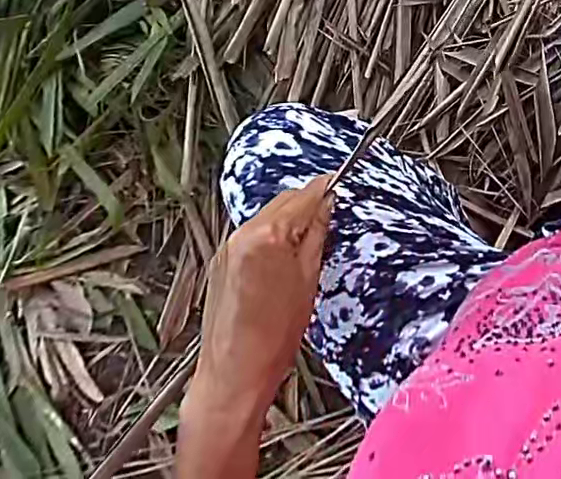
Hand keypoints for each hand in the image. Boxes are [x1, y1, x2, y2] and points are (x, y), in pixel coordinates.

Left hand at [189, 176, 333, 416]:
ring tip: (306, 245)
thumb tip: (326, 204)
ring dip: (289, 220)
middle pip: (285, 200)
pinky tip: (283, 259)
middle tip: (329, 216)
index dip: (326, 188)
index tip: (338, 183)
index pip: (304, 195)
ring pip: (269, 214)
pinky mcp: (222, 259)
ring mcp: (229, 246)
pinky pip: (253, 232)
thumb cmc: (271, 339)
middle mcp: (243, 234)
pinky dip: (271, 235)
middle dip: (307, 204)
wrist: (234, 377)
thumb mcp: (308, 278)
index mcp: (267, 235)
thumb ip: (317, 233)